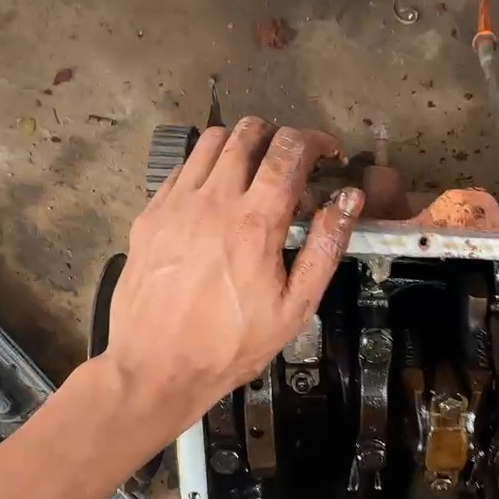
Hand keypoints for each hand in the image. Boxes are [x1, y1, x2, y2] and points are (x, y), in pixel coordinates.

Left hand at [100, 118, 362, 436]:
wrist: (158, 366)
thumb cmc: (234, 344)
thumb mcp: (295, 307)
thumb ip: (325, 247)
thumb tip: (348, 200)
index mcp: (254, 222)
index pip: (288, 150)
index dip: (315, 141)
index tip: (328, 154)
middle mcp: (212, 200)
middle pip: (248, 133)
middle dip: (280, 137)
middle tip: (294, 163)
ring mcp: (175, 203)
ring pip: (211, 141)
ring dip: (243, 144)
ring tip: (257, 172)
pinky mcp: (150, 213)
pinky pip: (183, 168)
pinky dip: (208, 166)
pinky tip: (218, 196)